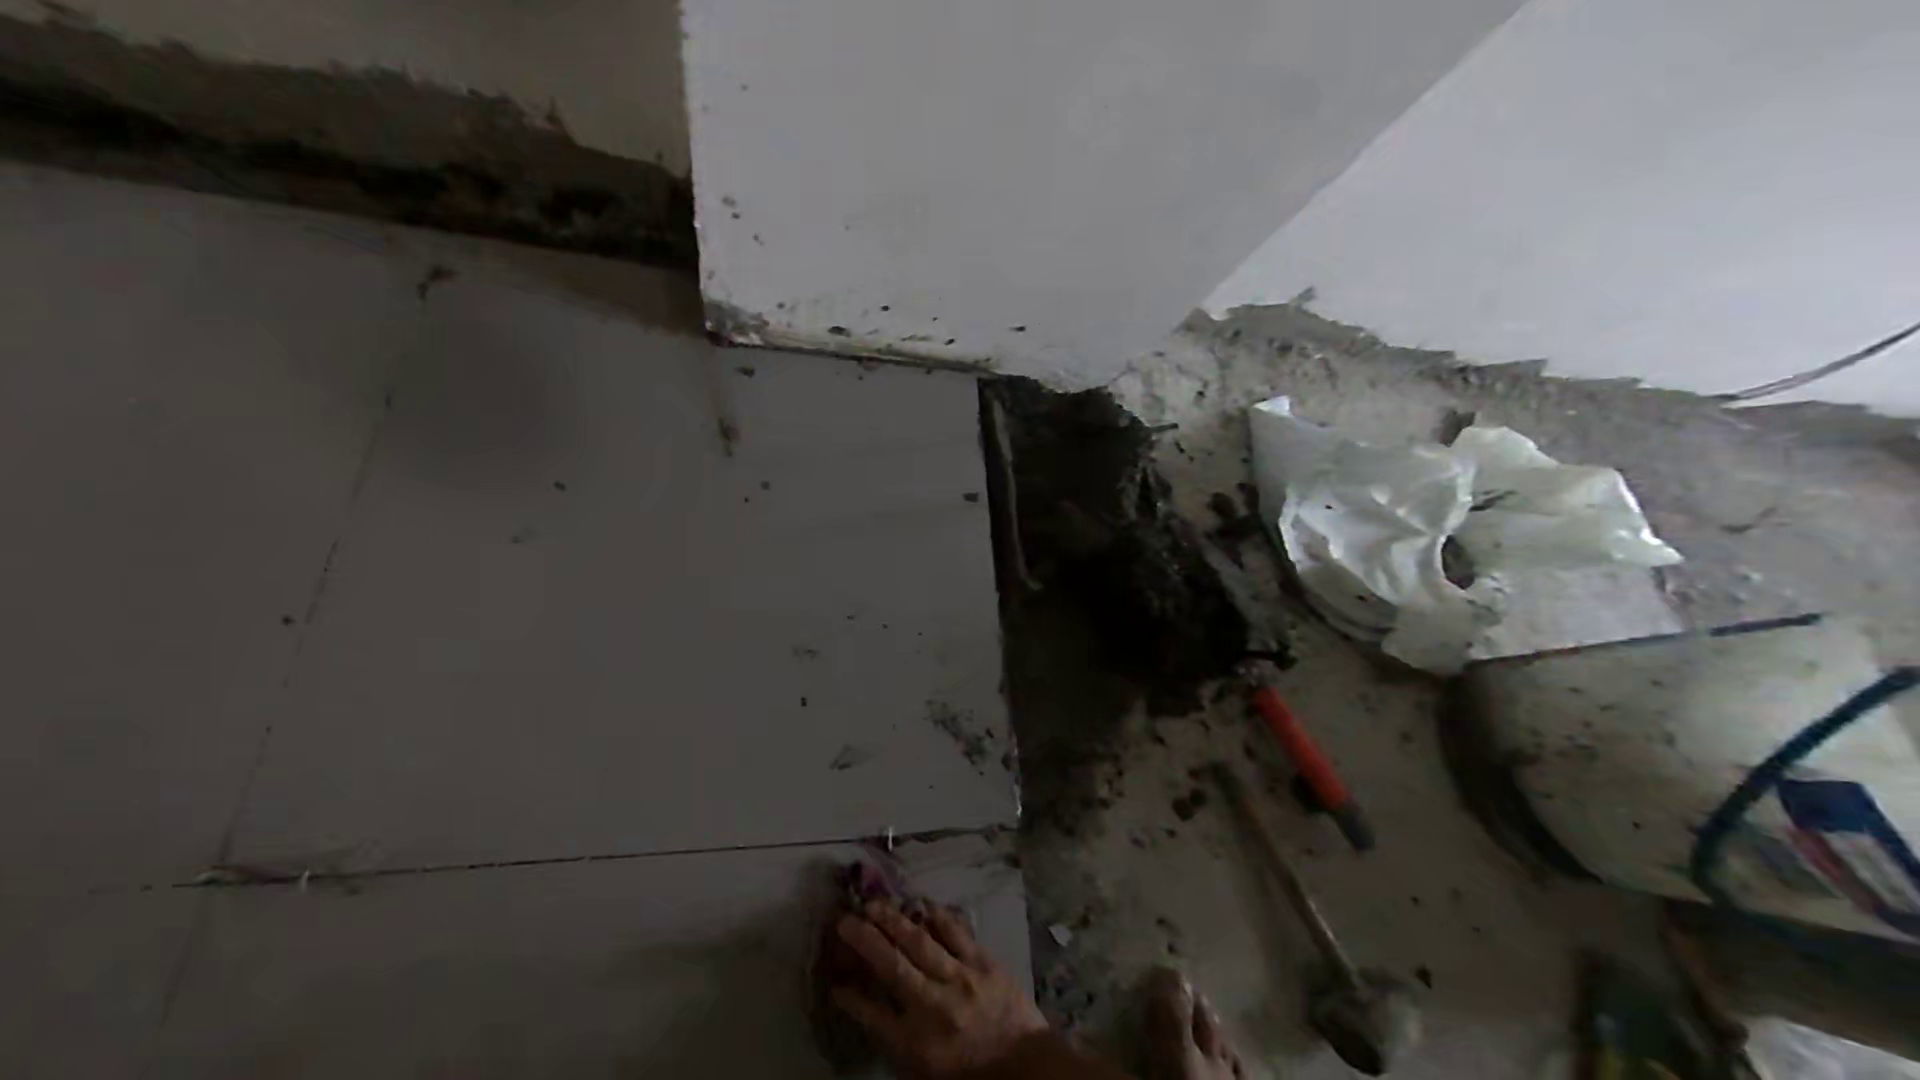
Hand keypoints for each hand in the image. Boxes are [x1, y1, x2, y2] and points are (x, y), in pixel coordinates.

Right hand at [832, 899, 1050, 1078]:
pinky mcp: (985, 964)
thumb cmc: (968, 1072)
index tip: (834, 981)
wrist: (1025, 1069)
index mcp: (917, 1044)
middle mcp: (935, 1007)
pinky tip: (924, 906)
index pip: (873, 1017)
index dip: (851, 997)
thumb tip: (864, 1003)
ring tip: (873, 904)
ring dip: (895, 921)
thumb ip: (893, 1036)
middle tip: (843, 919)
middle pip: (892, 966)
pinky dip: (939, 918)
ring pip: (921, 943)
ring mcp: (962, 981)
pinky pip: (958, 934)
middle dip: (865, 940)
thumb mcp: (923, 1070)